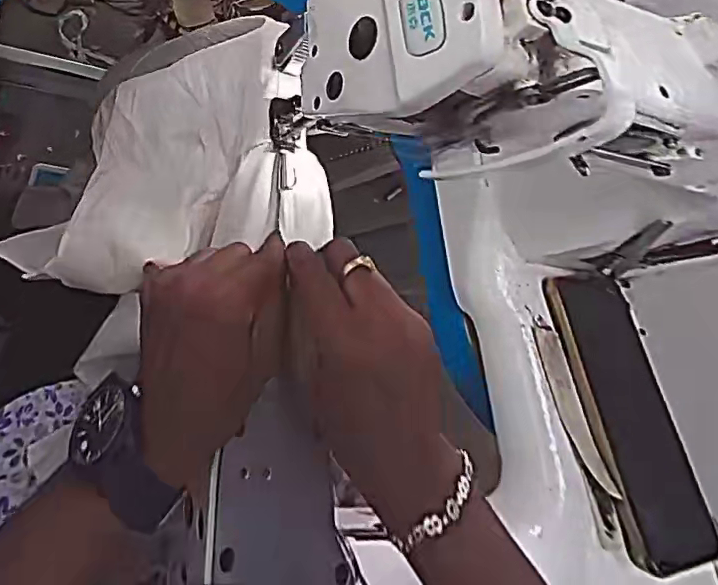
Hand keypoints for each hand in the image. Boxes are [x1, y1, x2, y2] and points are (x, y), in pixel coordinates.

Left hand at [136, 234, 285, 488]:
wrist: (168, 427)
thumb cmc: (214, 403)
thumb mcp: (266, 357)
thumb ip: (279, 304)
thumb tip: (285, 269)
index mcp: (227, 297)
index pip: (268, 255)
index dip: (280, 270)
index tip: (280, 279)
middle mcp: (195, 282)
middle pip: (241, 252)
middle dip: (251, 274)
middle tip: (250, 308)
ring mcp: (171, 283)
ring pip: (214, 255)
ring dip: (223, 275)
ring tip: (222, 311)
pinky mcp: (154, 288)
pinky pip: (186, 265)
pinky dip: (195, 279)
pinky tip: (200, 306)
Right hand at [286, 238, 460, 532]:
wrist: (409, 462)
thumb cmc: (359, 439)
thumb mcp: (314, 384)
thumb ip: (307, 331)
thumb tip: (302, 293)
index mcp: (344, 340)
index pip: (316, 274)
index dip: (300, 258)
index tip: (295, 255)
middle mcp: (378, 323)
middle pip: (348, 256)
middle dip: (327, 259)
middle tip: (317, 271)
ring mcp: (405, 322)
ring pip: (370, 271)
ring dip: (351, 278)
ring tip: (341, 302)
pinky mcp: (422, 326)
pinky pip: (390, 294)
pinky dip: (374, 299)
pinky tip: (366, 323)